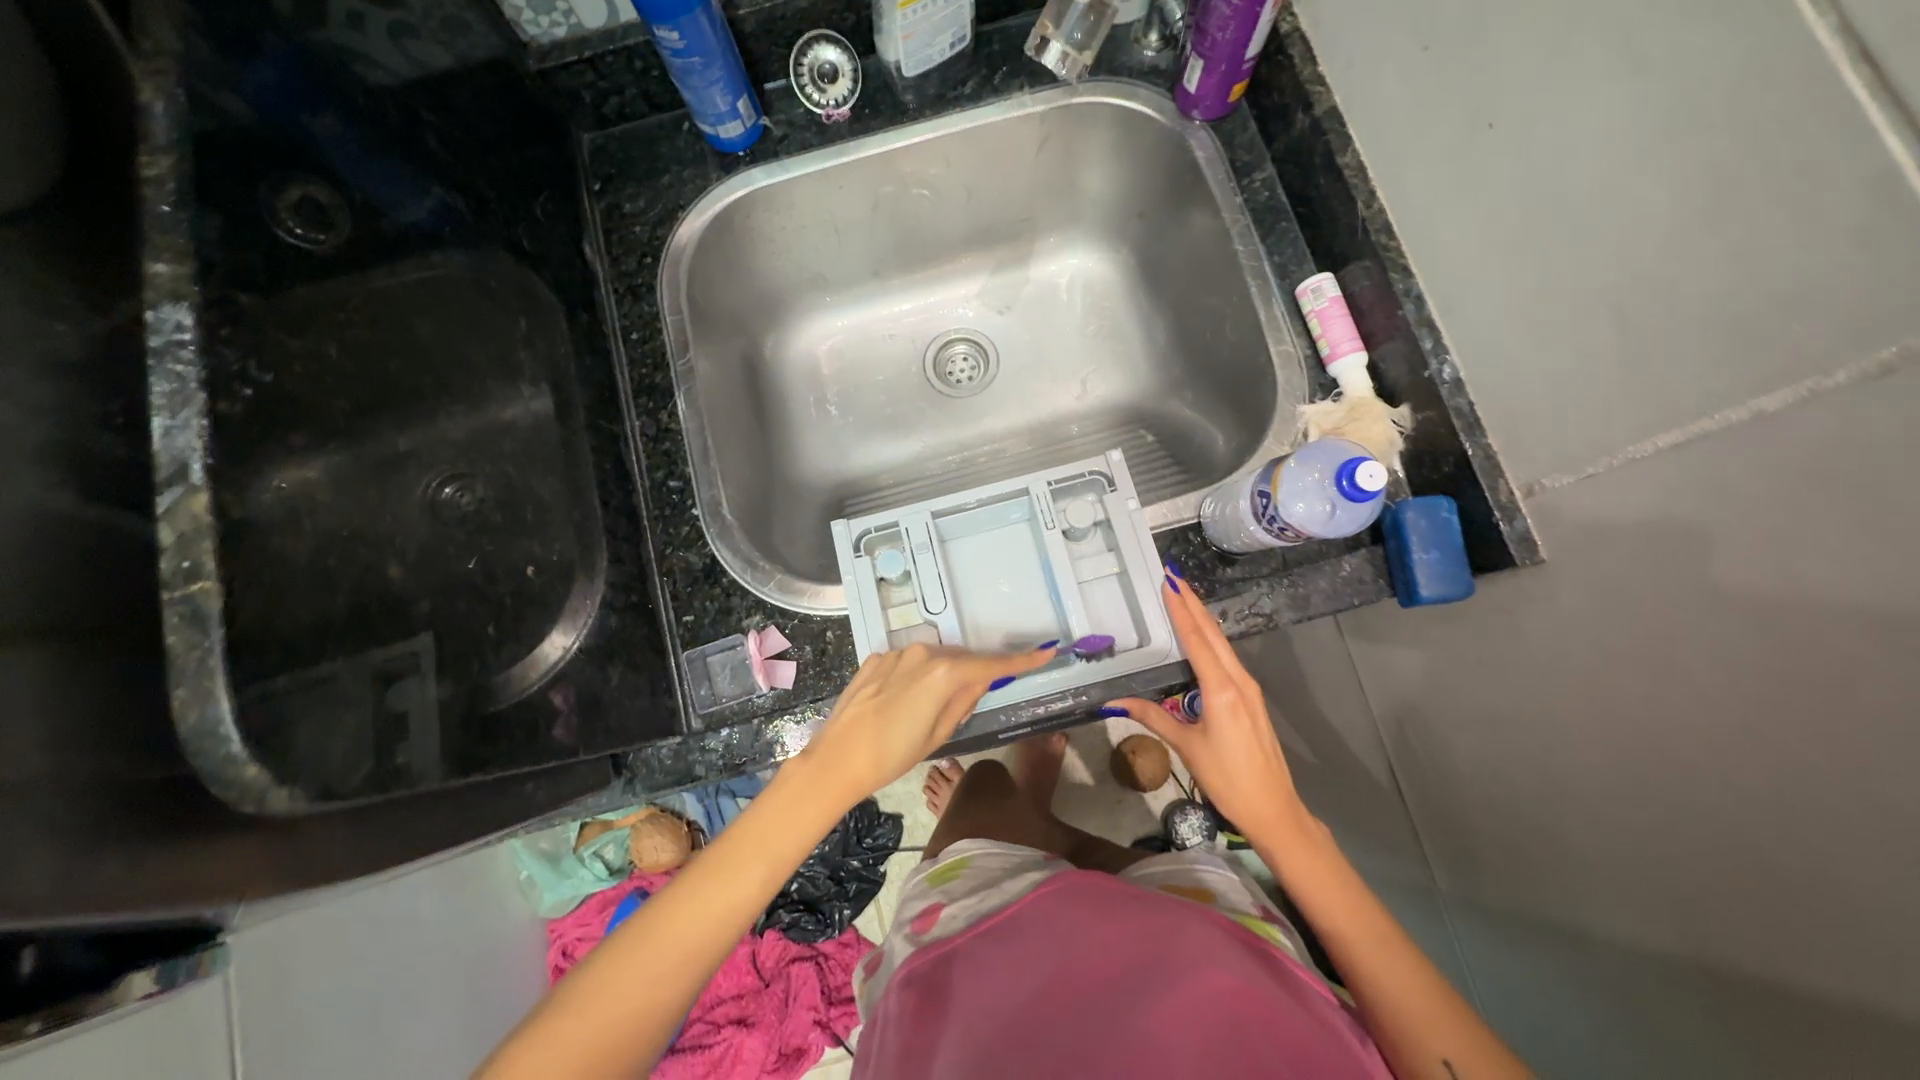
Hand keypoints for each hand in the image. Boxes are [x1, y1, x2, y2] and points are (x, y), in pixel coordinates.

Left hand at [795, 643, 1057, 805]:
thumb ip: (964, 701)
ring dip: (941, 675)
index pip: (991, 664)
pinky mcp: (874, 658)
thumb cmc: (893, 755)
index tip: (1047, 651)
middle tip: (967, 705)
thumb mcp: (939, 735)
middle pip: (961, 659)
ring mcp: (895, 653)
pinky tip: (901, 703)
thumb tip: (980, 681)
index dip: (1022, 659)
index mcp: (943, 673)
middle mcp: (922, 653)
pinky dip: (915, 676)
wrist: (836, 759)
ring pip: (934, 659)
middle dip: (971, 674)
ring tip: (926, 710)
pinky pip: (908, 663)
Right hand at [1104, 569, 1311, 837]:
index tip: (1169, 581)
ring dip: (1202, 620)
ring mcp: (1248, 689)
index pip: (1196, 639)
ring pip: (1222, 646)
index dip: (1181, 609)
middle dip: (1193, 605)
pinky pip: (1227, 660)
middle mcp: (1238, 681)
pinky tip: (1200, 638)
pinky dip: (1210, 642)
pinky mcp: (1251, 700)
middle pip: (1213, 635)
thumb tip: (1116, 702)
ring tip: (1183, 599)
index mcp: (1221, 689)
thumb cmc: (1228, 779)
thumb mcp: (1187, 747)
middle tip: (1173, 577)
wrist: (1273, 807)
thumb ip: (1154, 718)